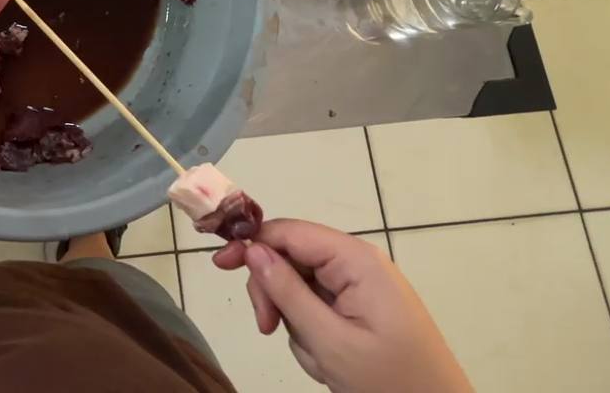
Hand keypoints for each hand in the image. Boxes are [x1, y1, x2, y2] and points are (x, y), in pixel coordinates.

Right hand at [212, 220, 472, 392]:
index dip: (251, 243)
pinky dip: (314, 331)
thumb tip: (252, 249)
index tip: (220, 264)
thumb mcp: (331, 342)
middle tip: (267, 328)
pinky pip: (321, 304)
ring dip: (297, 320)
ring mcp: (364, 285)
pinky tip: (329, 361)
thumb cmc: (390, 384)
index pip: (288, 232)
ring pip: (303, 285)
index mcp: (355, 259)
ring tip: (316, 359)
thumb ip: (288, 292)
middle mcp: (359, 262)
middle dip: (276, 292)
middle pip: (292, 256)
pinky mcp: (366, 307)